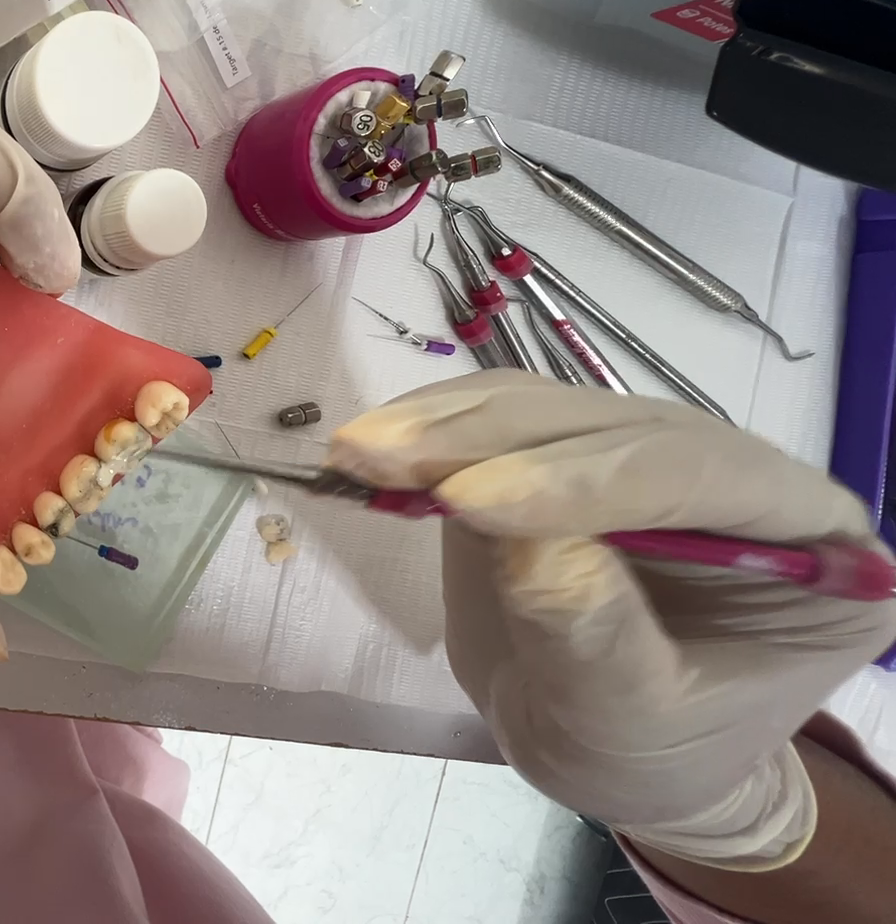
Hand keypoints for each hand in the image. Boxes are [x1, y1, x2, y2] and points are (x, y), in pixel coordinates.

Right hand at [328, 371, 895, 868]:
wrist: (585, 733)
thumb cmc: (634, 747)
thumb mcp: (621, 718)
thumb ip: (588, 631)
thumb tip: (522, 540)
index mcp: (800, 542)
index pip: (693, 477)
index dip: (576, 481)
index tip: (461, 505)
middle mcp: (719, 477)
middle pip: (598, 423)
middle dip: (477, 439)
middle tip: (370, 456)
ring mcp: (621, 455)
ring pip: (532, 404)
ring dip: (433, 421)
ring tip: (351, 450)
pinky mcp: (538, 456)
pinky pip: (483, 414)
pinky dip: (418, 425)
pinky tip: (365, 444)